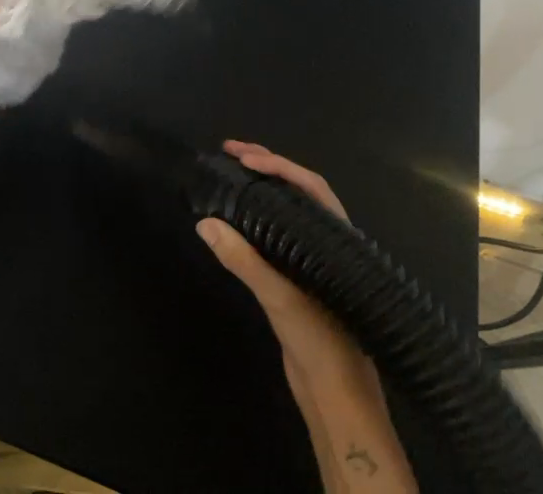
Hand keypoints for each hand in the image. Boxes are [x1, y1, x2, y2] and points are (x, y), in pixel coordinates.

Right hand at [194, 142, 368, 377]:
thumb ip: (242, 259)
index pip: (311, 187)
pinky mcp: (300, 279)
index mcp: (337, 242)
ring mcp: (315, 262)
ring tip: (232, 171)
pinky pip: (279, 234)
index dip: (278, 166)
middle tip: (231, 150)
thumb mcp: (278, 297)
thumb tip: (205, 223)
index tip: (243, 157)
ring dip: (263, 189)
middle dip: (268, 167)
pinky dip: (258, 217)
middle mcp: (329, 245)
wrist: (336, 392)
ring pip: (291, 212)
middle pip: (301, 193)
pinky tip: (236, 217)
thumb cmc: (319, 340)